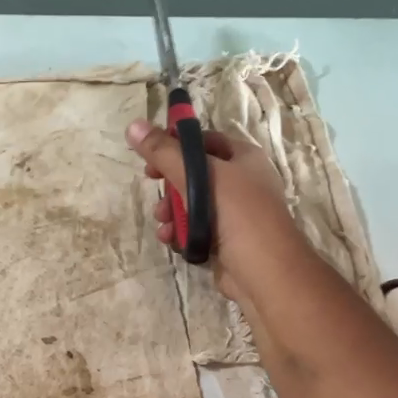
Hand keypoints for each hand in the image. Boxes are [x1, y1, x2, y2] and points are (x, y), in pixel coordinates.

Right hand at [124, 119, 292, 305]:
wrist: (264, 272)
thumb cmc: (238, 214)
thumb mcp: (200, 176)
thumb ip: (165, 153)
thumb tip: (133, 126)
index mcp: (243, 158)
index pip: (203, 141)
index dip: (175, 145)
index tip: (149, 157)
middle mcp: (240, 181)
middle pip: (193, 174)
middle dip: (169, 185)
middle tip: (154, 189)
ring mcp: (232, 213)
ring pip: (190, 205)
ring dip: (171, 212)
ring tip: (163, 223)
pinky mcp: (222, 240)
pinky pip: (193, 229)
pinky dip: (180, 232)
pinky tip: (171, 239)